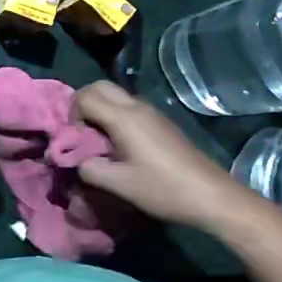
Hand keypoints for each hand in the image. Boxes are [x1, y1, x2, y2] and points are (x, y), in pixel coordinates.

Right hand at [71, 82, 250, 229]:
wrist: (209, 194)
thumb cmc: (163, 189)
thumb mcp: (119, 185)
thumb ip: (89, 168)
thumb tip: (74, 159)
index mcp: (124, 117)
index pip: (85, 96)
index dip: (73, 115)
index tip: (76, 141)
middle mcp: (137, 106)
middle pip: (99, 87)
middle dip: (83, 105)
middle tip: (82, 134)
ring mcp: (151, 112)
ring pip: (114, 95)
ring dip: (99, 111)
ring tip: (99, 143)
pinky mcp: (160, 121)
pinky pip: (128, 107)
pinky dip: (114, 117)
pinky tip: (119, 146)